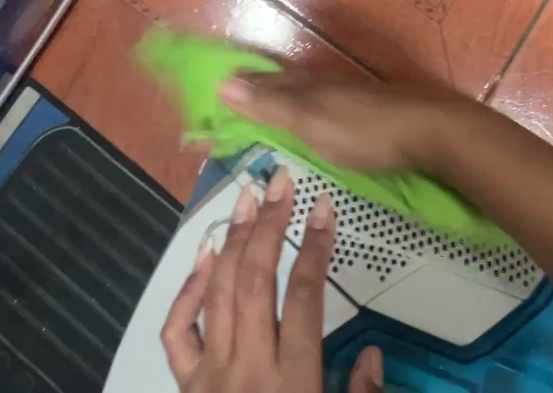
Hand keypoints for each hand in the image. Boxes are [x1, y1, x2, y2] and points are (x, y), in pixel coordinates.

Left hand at [162, 166, 384, 392]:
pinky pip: (178, 330)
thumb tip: (374, 356)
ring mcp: (209, 376)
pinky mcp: (184, 387)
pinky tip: (202, 257)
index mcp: (291, 384)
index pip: (306, 296)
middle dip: (270, 223)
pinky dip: (188, 289)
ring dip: (232, 238)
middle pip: (257, 278)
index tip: (325, 206)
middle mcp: (247, 369)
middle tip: (280, 180)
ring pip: (219, 290)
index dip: (317, 246)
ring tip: (246, 198)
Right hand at [219, 72, 474, 172]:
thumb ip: (269, 105)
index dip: (233, 87)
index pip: (257, 80)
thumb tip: (222, 81)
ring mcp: (340, 96)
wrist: (428, 133)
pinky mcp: (359, 112)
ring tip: (252, 117)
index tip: (204, 98)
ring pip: (297, 95)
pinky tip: (299, 126)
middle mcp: (318, 83)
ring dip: (273, 103)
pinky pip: (316, 107)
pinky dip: (297, 114)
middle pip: (275, 85)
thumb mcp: (310, 121)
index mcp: (302, 83)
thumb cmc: (364, 130)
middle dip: (250, 93)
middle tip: (222, 109)